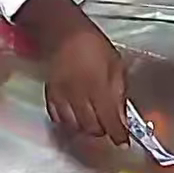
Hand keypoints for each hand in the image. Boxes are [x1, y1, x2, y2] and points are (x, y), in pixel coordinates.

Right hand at [16, 0, 128, 143]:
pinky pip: (58, 118)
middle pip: (92, 128)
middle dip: (103, 130)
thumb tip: (123, 114)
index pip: (110, 121)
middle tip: (109, 125)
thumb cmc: (92, 44)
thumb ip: (120, 91)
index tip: (123, 141)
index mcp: (99, 87)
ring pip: (75, 127)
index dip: (118, 135)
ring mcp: (62, 97)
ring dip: (86, 128)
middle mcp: (79, 96)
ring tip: (92, 120)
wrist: (62, 32)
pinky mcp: (50, 95)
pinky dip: (68, 122)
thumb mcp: (115, 63)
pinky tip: (75, 115)